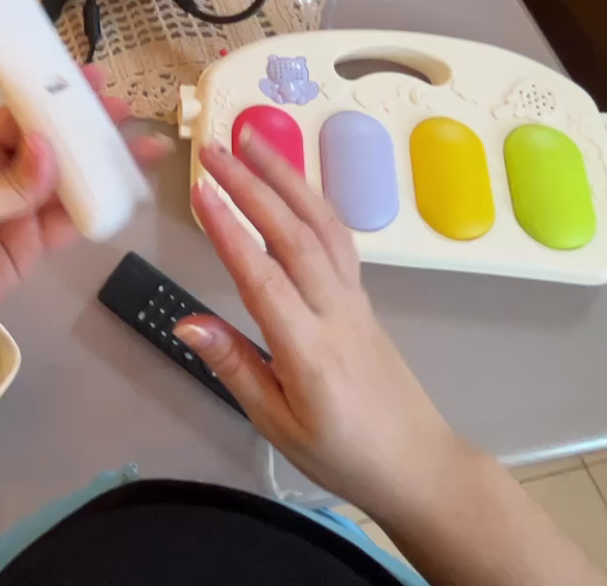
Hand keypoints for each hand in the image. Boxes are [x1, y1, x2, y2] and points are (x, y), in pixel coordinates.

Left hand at [0, 66, 170, 357]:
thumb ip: (7, 186)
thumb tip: (50, 151)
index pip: (16, 118)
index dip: (52, 100)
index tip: (90, 82)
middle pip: (47, 148)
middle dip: (84, 131)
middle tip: (126, 113)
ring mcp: (14, 212)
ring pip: (64, 184)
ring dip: (100, 169)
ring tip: (143, 151)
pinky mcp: (28, 247)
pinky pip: (65, 223)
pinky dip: (94, 210)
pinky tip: (124, 195)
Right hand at [173, 130, 481, 514]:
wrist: (421, 466)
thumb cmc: (340, 451)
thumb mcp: (276, 422)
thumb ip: (232, 365)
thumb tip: (185, 321)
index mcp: (308, 348)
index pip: (263, 278)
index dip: (230, 231)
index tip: (200, 190)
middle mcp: (334, 310)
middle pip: (293, 235)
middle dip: (252, 185)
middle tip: (214, 149)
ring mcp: (353, 297)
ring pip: (320, 224)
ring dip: (285, 177)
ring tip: (251, 140)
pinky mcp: (360, 293)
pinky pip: (336, 235)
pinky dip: (310, 197)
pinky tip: (289, 179)